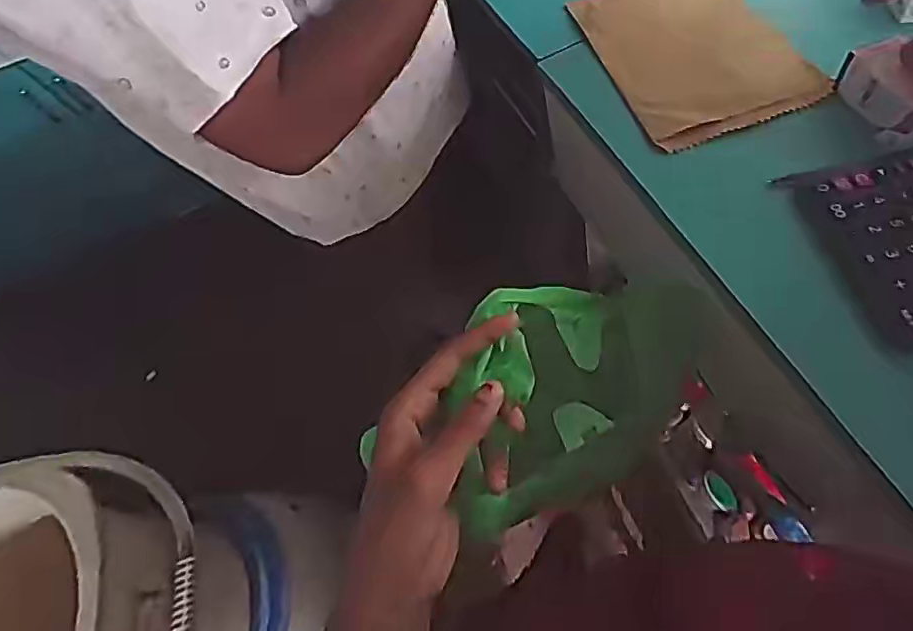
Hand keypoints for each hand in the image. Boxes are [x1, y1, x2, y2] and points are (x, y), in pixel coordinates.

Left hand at [331, 315, 524, 630]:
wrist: (392, 591)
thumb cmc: (400, 528)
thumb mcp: (432, 476)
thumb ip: (464, 428)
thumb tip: (496, 386)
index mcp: (406, 411)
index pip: (446, 362)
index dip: (478, 338)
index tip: (513, 322)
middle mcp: (421, 419)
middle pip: (466, 384)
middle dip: (495, 392)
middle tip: (519, 405)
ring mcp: (438, 443)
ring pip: (479, 413)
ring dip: (498, 429)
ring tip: (510, 450)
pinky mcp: (453, 467)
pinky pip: (483, 442)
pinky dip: (495, 454)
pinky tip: (498, 480)